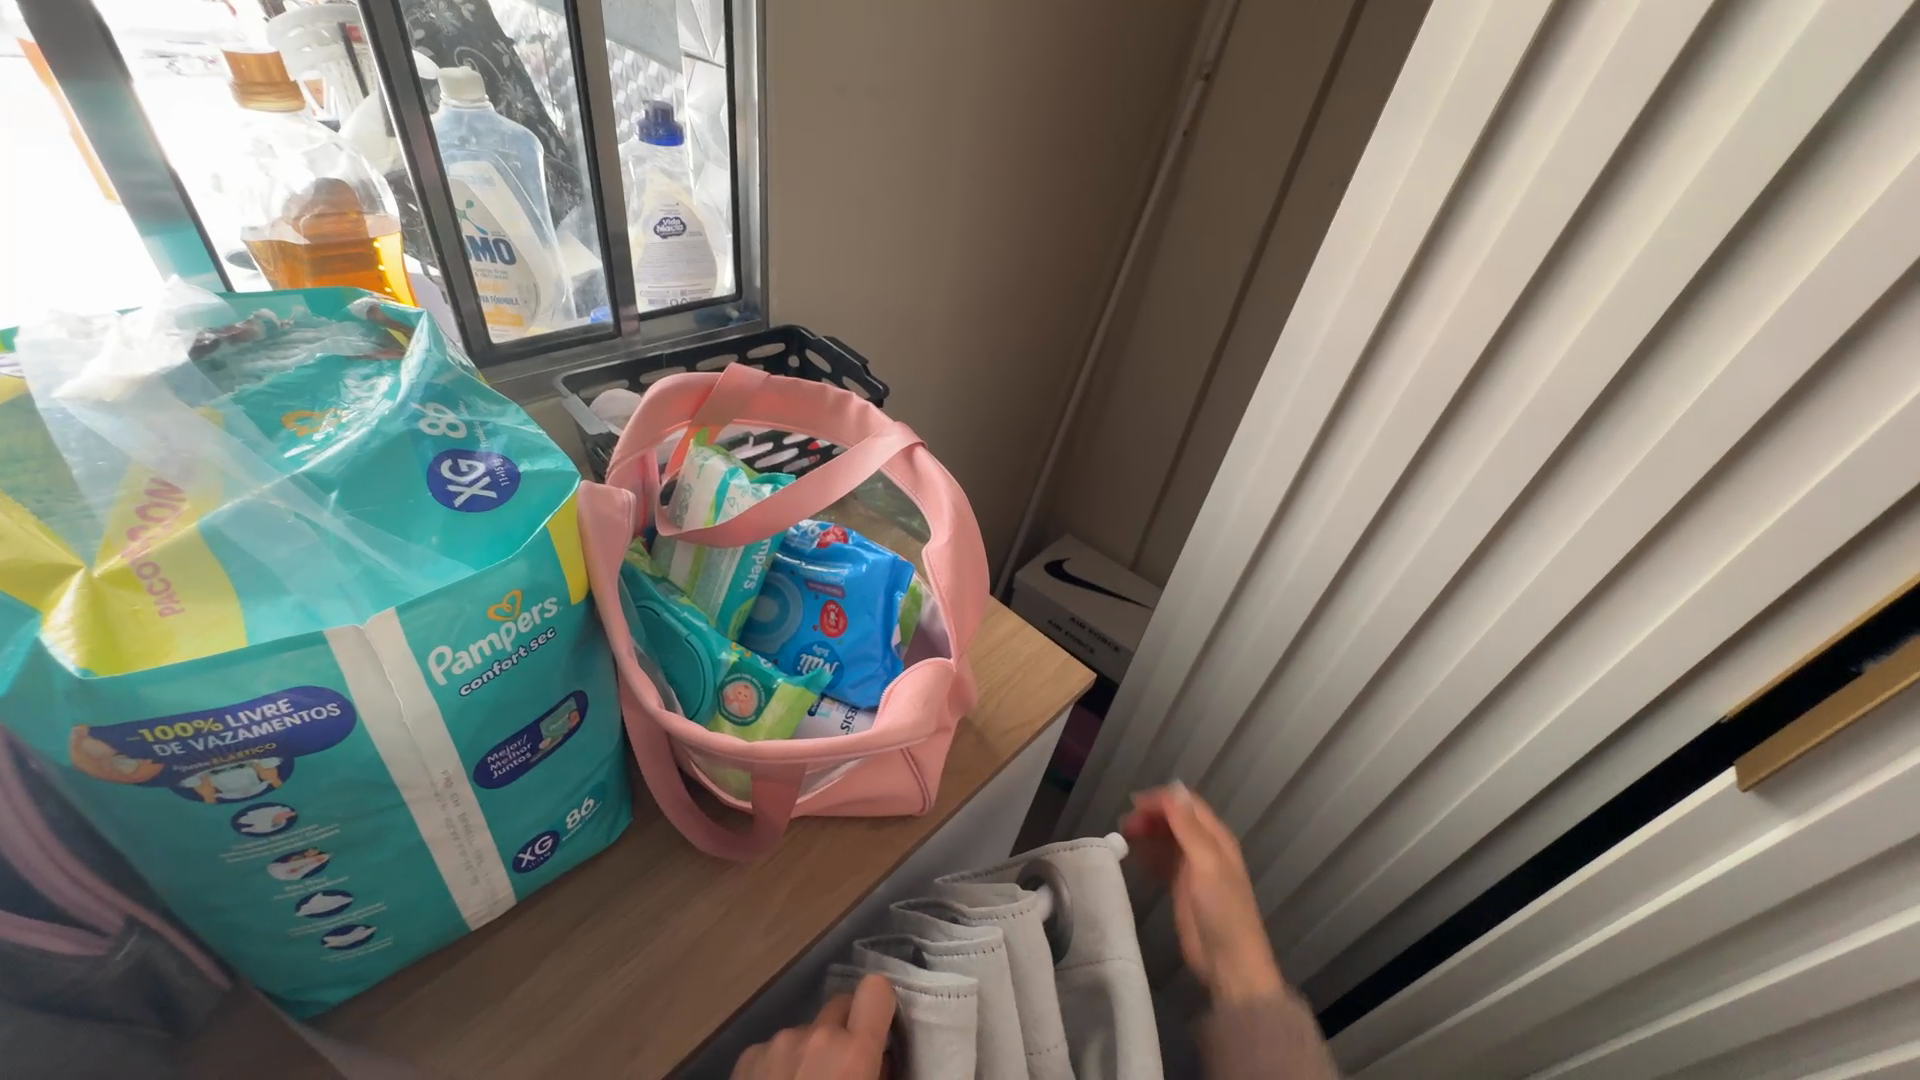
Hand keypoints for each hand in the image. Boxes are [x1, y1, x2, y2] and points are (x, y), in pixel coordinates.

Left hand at [732, 973, 895, 1079]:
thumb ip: (878, 1070)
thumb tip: (879, 1058)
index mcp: (853, 1051)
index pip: (876, 988)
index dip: (880, 1003)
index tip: (880, 1026)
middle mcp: (817, 1035)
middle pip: (839, 1005)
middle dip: (844, 1029)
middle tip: (841, 1067)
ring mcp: (777, 1042)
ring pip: (805, 1031)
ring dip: (810, 1050)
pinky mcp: (746, 1057)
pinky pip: (773, 1048)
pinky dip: (778, 1065)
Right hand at [1121, 783, 1282, 1004]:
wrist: (1229, 963)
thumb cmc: (1222, 910)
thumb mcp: (1206, 863)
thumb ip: (1188, 827)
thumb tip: (1173, 789)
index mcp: (1217, 838)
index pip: (1187, 805)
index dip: (1162, 800)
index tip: (1134, 805)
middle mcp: (1206, 848)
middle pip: (1175, 820)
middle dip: (1151, 817)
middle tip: (1126, 826)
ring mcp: (1194, 868)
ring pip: (1167, 839)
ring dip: (1148, 834)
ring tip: (1125, 838)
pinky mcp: (1182, 887)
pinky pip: (1162, 861)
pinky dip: (1149, 855)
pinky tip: (1136, 859)